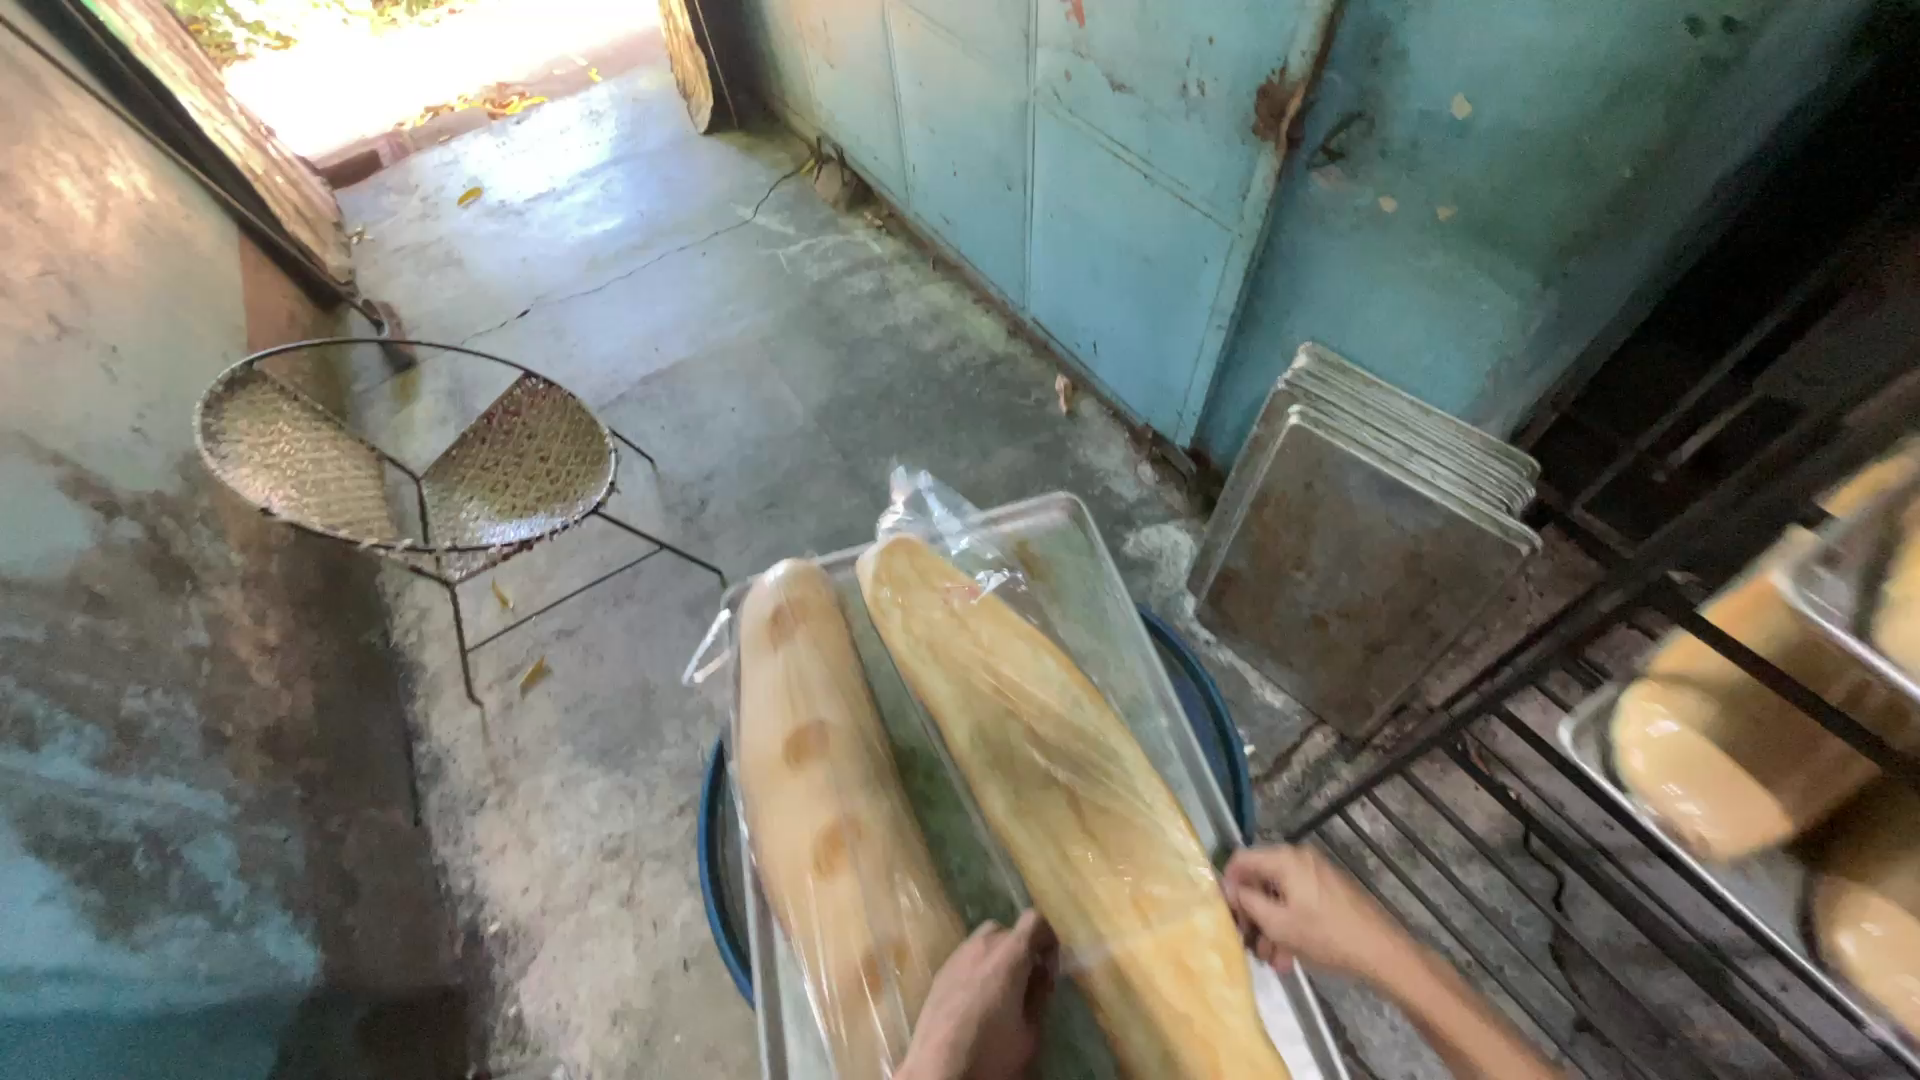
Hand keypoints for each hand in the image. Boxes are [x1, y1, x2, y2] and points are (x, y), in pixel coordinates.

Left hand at [900, 910, 1056, 1079]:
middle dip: (1023, 951)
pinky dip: (979, 966)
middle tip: (1028, 984)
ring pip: (985, 940)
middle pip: (1008, 930)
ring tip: (1002, 992)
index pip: (1034, 920)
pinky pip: (967, 956)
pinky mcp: (940, 971)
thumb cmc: (989, 1053)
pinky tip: (978, 1000)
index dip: (1048, 939)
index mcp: (1009, 955)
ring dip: (999, 956)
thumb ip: (1039, 996)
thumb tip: (1040, 974)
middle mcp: (981, 945)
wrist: (937, 1072)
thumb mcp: (1030, 1033)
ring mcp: (957, 955)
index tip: (1049, 971)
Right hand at [1224, 843, 1415, 983]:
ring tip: (1272, 959)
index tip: (1227, 914)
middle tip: (1249, 943)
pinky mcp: (1330, 891)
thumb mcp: (1278, 924)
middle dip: (1253, 914)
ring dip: (1271, 926)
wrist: (1384, 953)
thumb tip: (1229, 889)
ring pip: (1280, 895)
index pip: (1241, 860)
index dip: (1229, 885)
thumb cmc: (1326, 936)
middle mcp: (1299, 859)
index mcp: (1285, 859)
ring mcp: (1317, 874)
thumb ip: (1248, 902)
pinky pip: (1298, 901)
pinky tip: (1290, 956)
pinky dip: (1290, 923)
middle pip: (1261, 880)